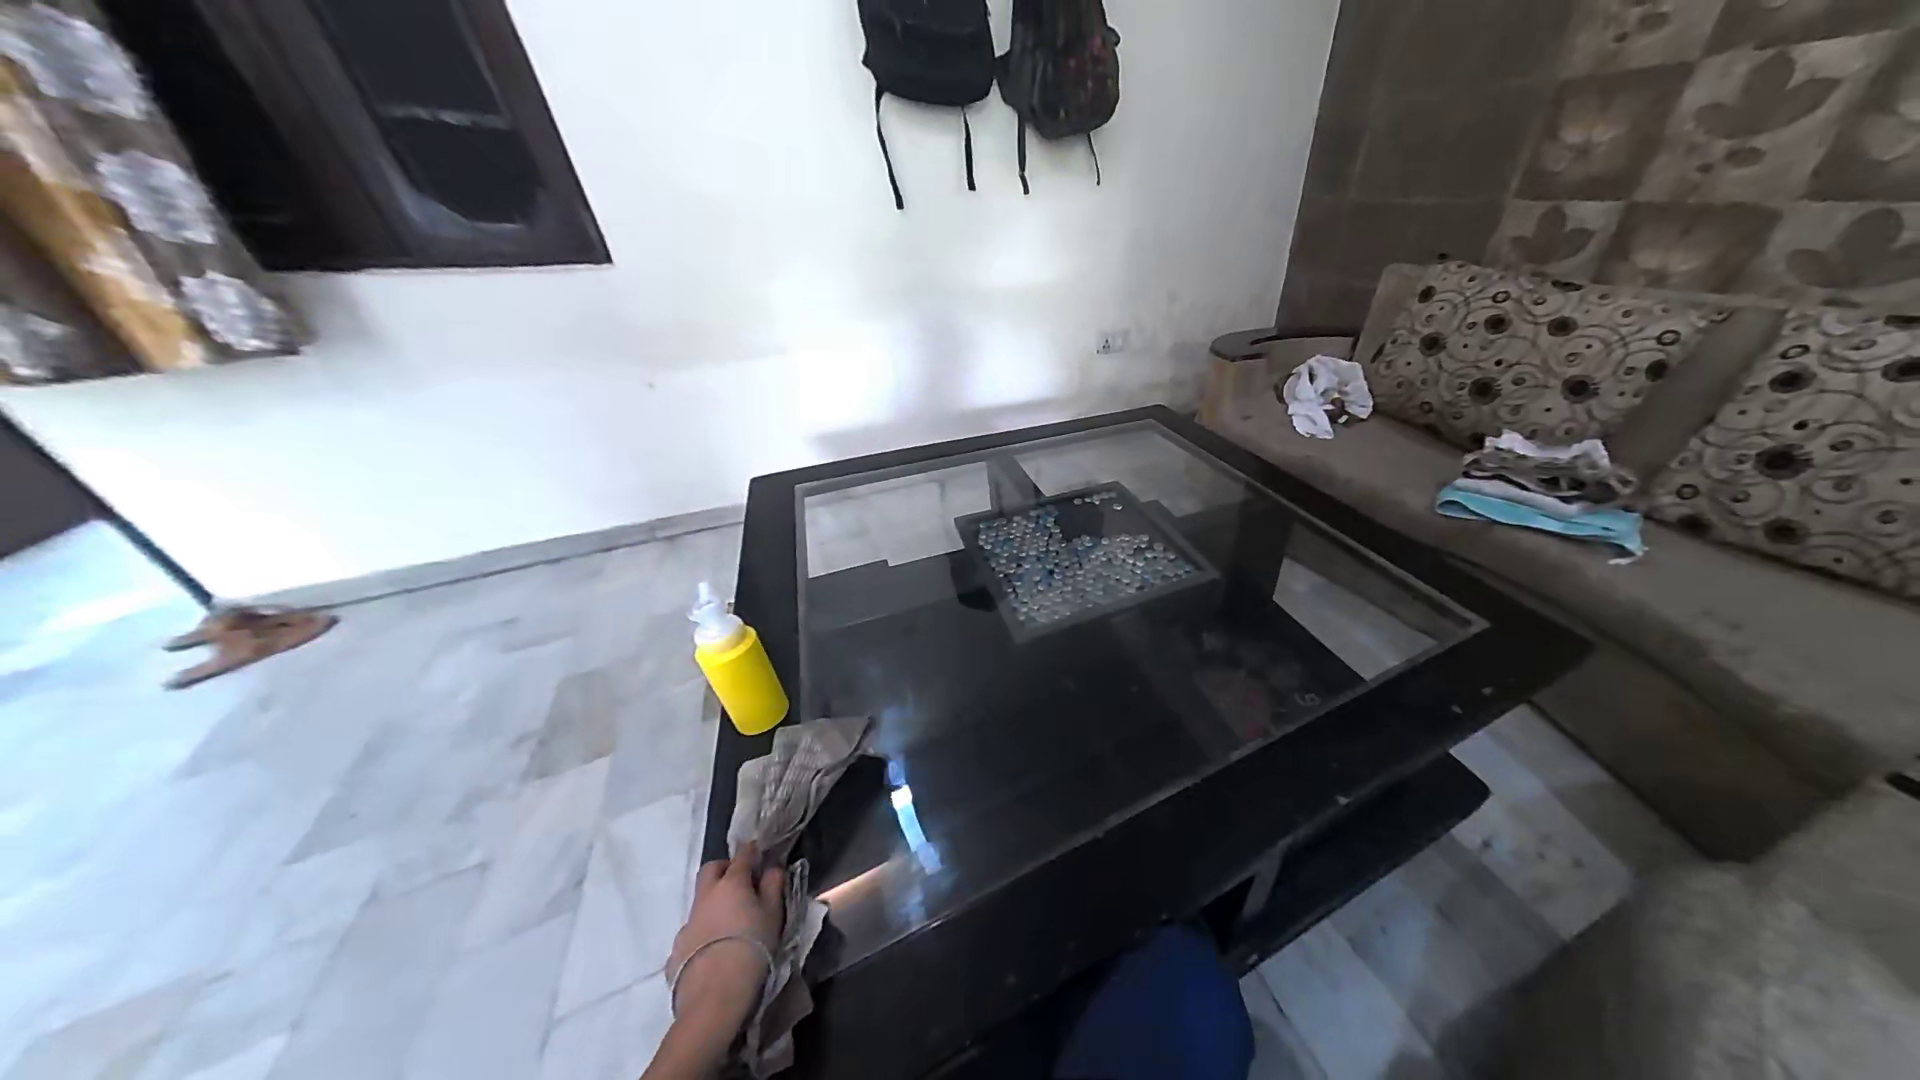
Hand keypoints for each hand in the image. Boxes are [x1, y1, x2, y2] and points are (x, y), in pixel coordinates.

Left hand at [668, 843, 787, 1036]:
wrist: (714, 996)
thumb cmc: (753, 948)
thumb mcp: (774, 914)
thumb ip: (774, 886)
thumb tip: (772, 868)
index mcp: (731, 883)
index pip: (742, 856)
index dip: (752, 851)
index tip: (759, 853)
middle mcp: (706, 896)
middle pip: (712, 869)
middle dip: (725, 868)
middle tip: (740, 881)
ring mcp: (689, 921)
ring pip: (701, 899)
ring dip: (714, 900)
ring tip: (729, 919)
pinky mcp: (677, 946)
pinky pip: (693, 927)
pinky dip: (704, 928)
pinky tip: (714, 946)